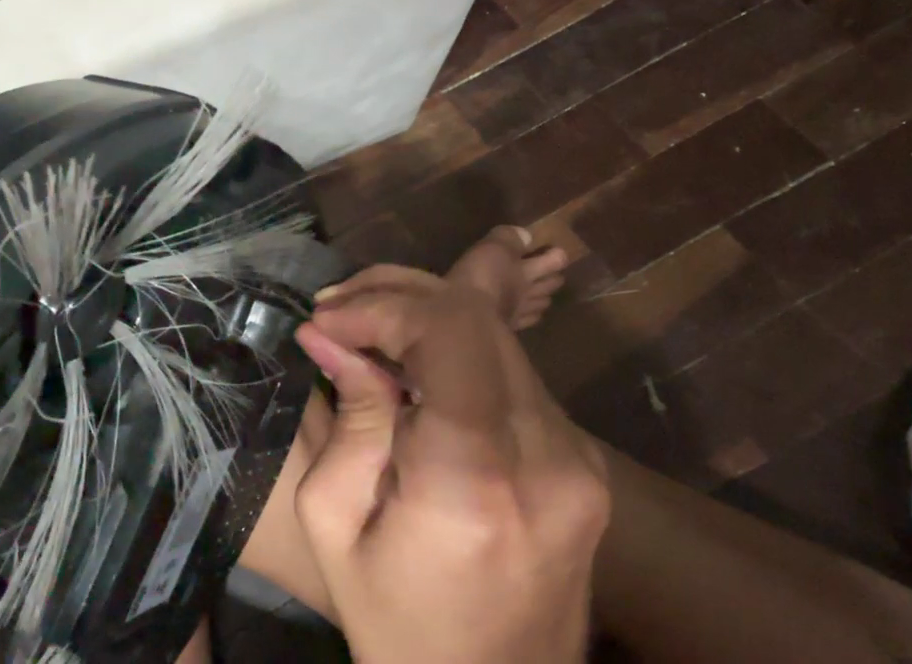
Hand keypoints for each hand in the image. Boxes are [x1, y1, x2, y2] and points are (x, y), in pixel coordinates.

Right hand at [291, 266, 608, 663]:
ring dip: (426, 315)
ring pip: (501, 337)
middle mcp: (549, 457)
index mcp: (475, 479)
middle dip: (398, 294)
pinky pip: (514, 374)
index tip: (325, 318)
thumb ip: (348, 419)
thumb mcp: (334, 522)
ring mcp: (580, 460)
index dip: (382, 303)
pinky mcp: (586, 463)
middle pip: (480, 319)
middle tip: (336, 308)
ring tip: (363, 325)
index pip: (451, 330)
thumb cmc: (394, 617)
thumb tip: (332, 335)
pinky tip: (409, 363)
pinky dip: (456, 350)